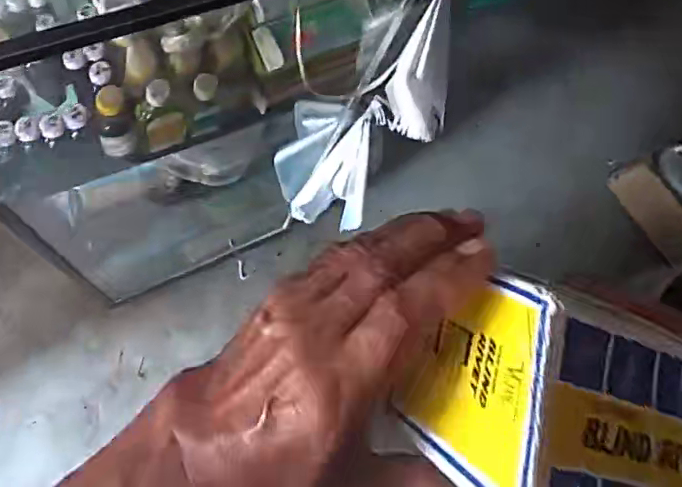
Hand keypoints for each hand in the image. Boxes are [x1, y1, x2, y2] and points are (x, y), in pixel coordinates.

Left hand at [62, 211, 495, 486]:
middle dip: (429, 237)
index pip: (402, 312)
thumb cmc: (277, 471)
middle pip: (379, 267)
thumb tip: (462, 471)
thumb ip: (408, 475)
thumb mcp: (347, 485)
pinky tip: (387, 240)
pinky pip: (329, 259)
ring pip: (354, 253)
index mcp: (337, 382)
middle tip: (472, 221)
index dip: (445, 279)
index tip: (483, 255)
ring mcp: (291, 306)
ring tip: (440, 221)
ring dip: (400, 231)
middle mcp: (314, 330)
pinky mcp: (276, 296)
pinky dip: (366, 243)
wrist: (199, 449)